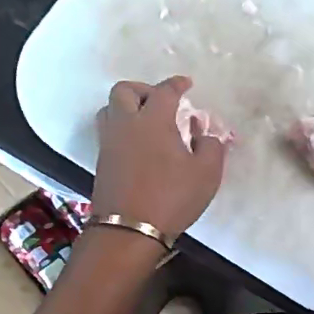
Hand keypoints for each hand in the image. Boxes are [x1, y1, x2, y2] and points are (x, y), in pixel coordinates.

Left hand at [92, 76, 227, 238]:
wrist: (130, 229)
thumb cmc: (172, 197)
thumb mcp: (207, 174)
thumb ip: (212, 147)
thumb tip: (205, 133)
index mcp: (153, 120)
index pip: (164, 91)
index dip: (177, 84)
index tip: (186, 84)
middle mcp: (125, 124)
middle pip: (125, 90)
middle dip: (144, 89)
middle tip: (161, 101)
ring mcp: (109, 143)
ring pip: (110, 109)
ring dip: (128, 107)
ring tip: (147, 120)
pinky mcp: (102, 161)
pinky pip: (109, 131)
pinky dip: (123, 128)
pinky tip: (140, 144)